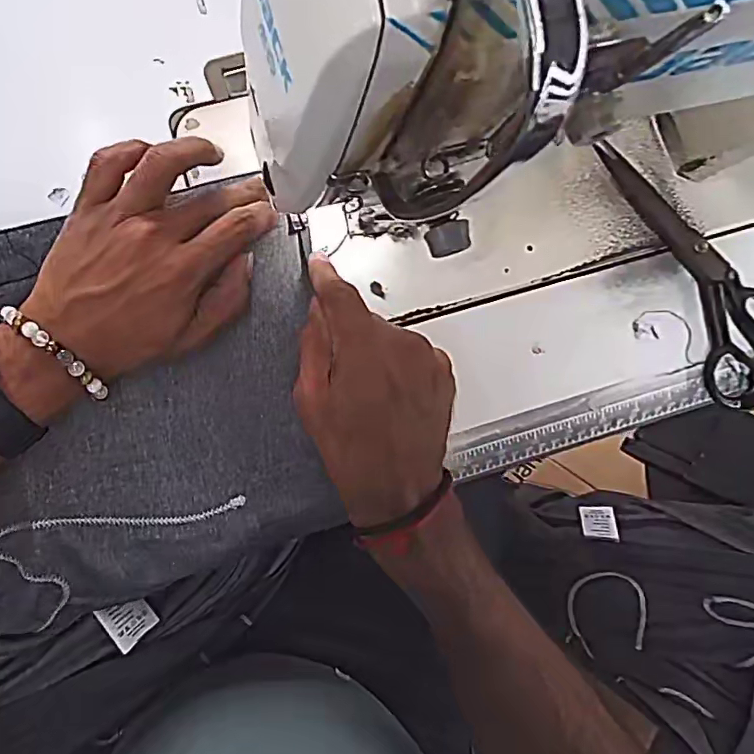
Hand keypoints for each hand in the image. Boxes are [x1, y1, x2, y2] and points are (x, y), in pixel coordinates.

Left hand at [17, 138, 276, 383]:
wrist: (64, 343)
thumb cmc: (119, 341)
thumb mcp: (187, 338)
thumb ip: (226, 302)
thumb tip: (243, 266)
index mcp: (180, 270)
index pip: (235, 226)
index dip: (259, 215)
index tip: (264, 214)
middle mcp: (152, 236)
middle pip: (211, 197)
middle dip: (242, 191)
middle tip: (250, 191)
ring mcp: (119, 217)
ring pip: (163, 162)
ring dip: (193, 150)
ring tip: (208, 154)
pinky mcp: (89, 209)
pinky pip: (108, 163)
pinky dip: (130, 148)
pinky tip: (148, 152)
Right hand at [293, 254, 455, 527]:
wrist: (397, 487)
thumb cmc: (355, 454)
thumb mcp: (312, 400)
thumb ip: (312, 347)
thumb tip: (317, 316)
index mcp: (362, 350)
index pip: (341, 296)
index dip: (326, 277)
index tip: (320, 266)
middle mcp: (400, 346)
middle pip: (365, 318)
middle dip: (348, 335)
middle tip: (340, 376)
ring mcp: (425, 357)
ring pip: (388, 334)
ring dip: (374, 351)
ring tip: (368, 394)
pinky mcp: (441, 369)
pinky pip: (409, 350)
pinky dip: (396, 363)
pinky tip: (388, 394)